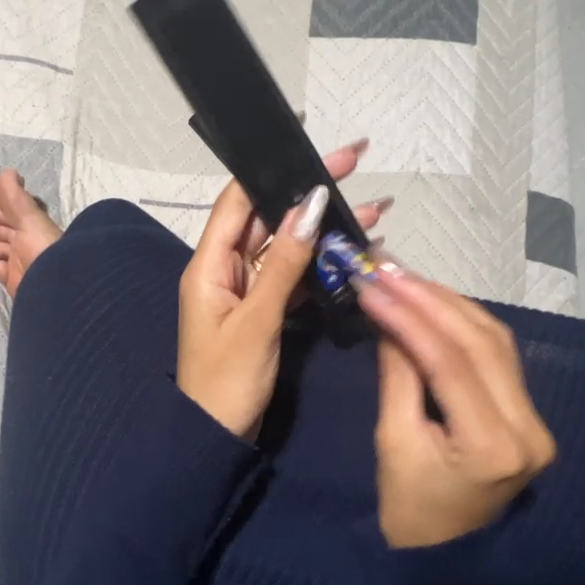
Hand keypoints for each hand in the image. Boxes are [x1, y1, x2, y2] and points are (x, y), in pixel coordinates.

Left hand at [177, 142, 387, 440]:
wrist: (216, 440)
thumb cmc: (227, 383)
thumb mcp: (257, 321)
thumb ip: (285, 264)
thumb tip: (309, 202)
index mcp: (209, 266)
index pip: (238, 202)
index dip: (272, 169)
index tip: (311, 144)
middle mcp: (224, 271)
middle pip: (268, 221)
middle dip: (310, 197)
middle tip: (358, 168)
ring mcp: (244, 293)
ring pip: (286, 250)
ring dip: (323, 232)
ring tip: (375, 212)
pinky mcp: (262, 314)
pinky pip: (292, 280)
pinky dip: (319, 267)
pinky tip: (352, 254)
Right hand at [356, 271, 555, 547]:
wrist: (445, 555)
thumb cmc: (408, 509)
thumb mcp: (393, 442)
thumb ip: (397, 377)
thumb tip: (389, 317)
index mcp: (492, 445)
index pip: (451, 363)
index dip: (410, 318)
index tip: (372, 286)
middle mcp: (529, 428)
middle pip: (483, 343)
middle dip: (431, 300)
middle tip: (387, 270)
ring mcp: (537, 421)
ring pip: (497, 342)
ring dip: (450, 305)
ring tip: (405, 279)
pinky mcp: (531, 416)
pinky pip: (499, 358)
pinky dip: (464, 326)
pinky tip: (433, 304)